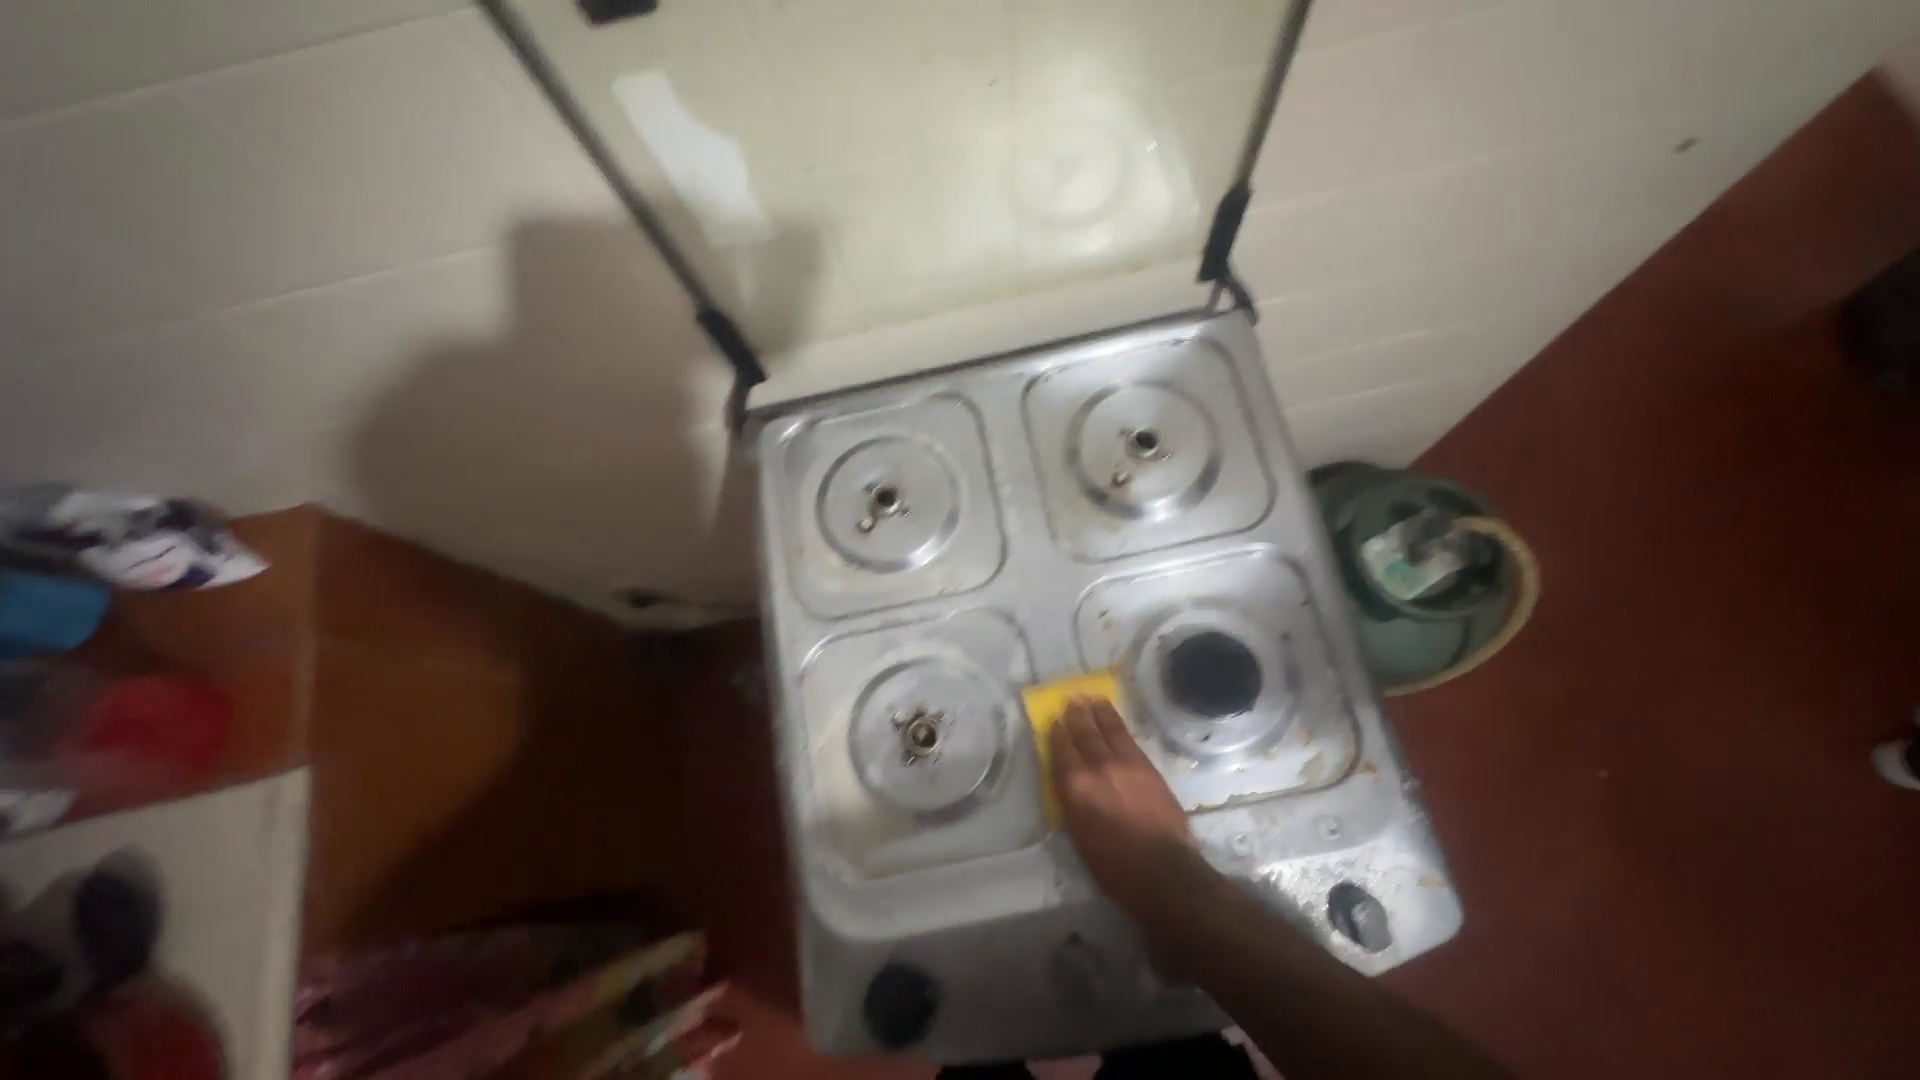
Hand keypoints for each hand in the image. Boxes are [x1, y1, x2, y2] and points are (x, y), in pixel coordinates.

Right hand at [1049, 697, 1199, 912]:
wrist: (1163, 869)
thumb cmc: (1114, 865)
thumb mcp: (1079, 837)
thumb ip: (1073, 803)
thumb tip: (1071, 783)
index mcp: (1075, 788)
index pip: (1061, 751)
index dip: (1056, 734)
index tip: (1053, 720)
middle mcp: (1097, 767)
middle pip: (1083, 734)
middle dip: (1075, 716)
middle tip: (1070, 701)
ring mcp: (1125, 763)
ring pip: (1107, 729)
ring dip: (1097, 712)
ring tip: (1089, 698)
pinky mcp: (1147, 766)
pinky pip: (1128, 737)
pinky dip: (1117, 723)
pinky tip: (1113, 719)